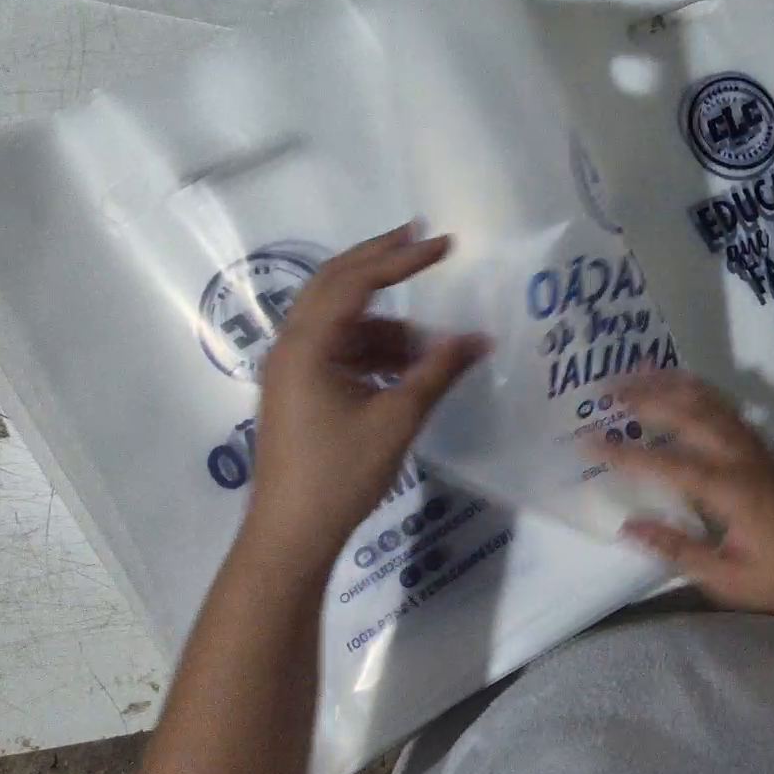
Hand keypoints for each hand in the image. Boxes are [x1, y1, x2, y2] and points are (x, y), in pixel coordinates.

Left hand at [248, 223, 485, 563]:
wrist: (291, 535)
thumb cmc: (341, 473)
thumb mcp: (398, 417)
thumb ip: (439, 369)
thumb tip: (481, 338)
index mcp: (307, 346)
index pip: (357, 281)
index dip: (403, 259)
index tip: (445, 246)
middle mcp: (292, 346)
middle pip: (336, 282)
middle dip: (382, 259)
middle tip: (424, 239)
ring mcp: (293, 367)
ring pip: (342, 318)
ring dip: (388, 318)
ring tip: (433, 338)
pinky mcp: (301, 388)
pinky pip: (342, 347)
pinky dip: (377, 346)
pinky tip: (410, 365)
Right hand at [597, 371, 773, 617]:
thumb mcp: (728, 579)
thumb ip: (678, 551)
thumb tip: (628, 526)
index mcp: (731, 489)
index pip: (667, 463)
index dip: (625, 452)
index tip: (587, 441)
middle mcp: (741, 456)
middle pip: (688, 413)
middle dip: (644, 398)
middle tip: (604, 390)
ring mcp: (754, 447)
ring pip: (709, 401)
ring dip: (670, 383)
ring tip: (634, 372)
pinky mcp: (761, 447)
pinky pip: (725, 407)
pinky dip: (698, 389)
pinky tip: (679, 385)